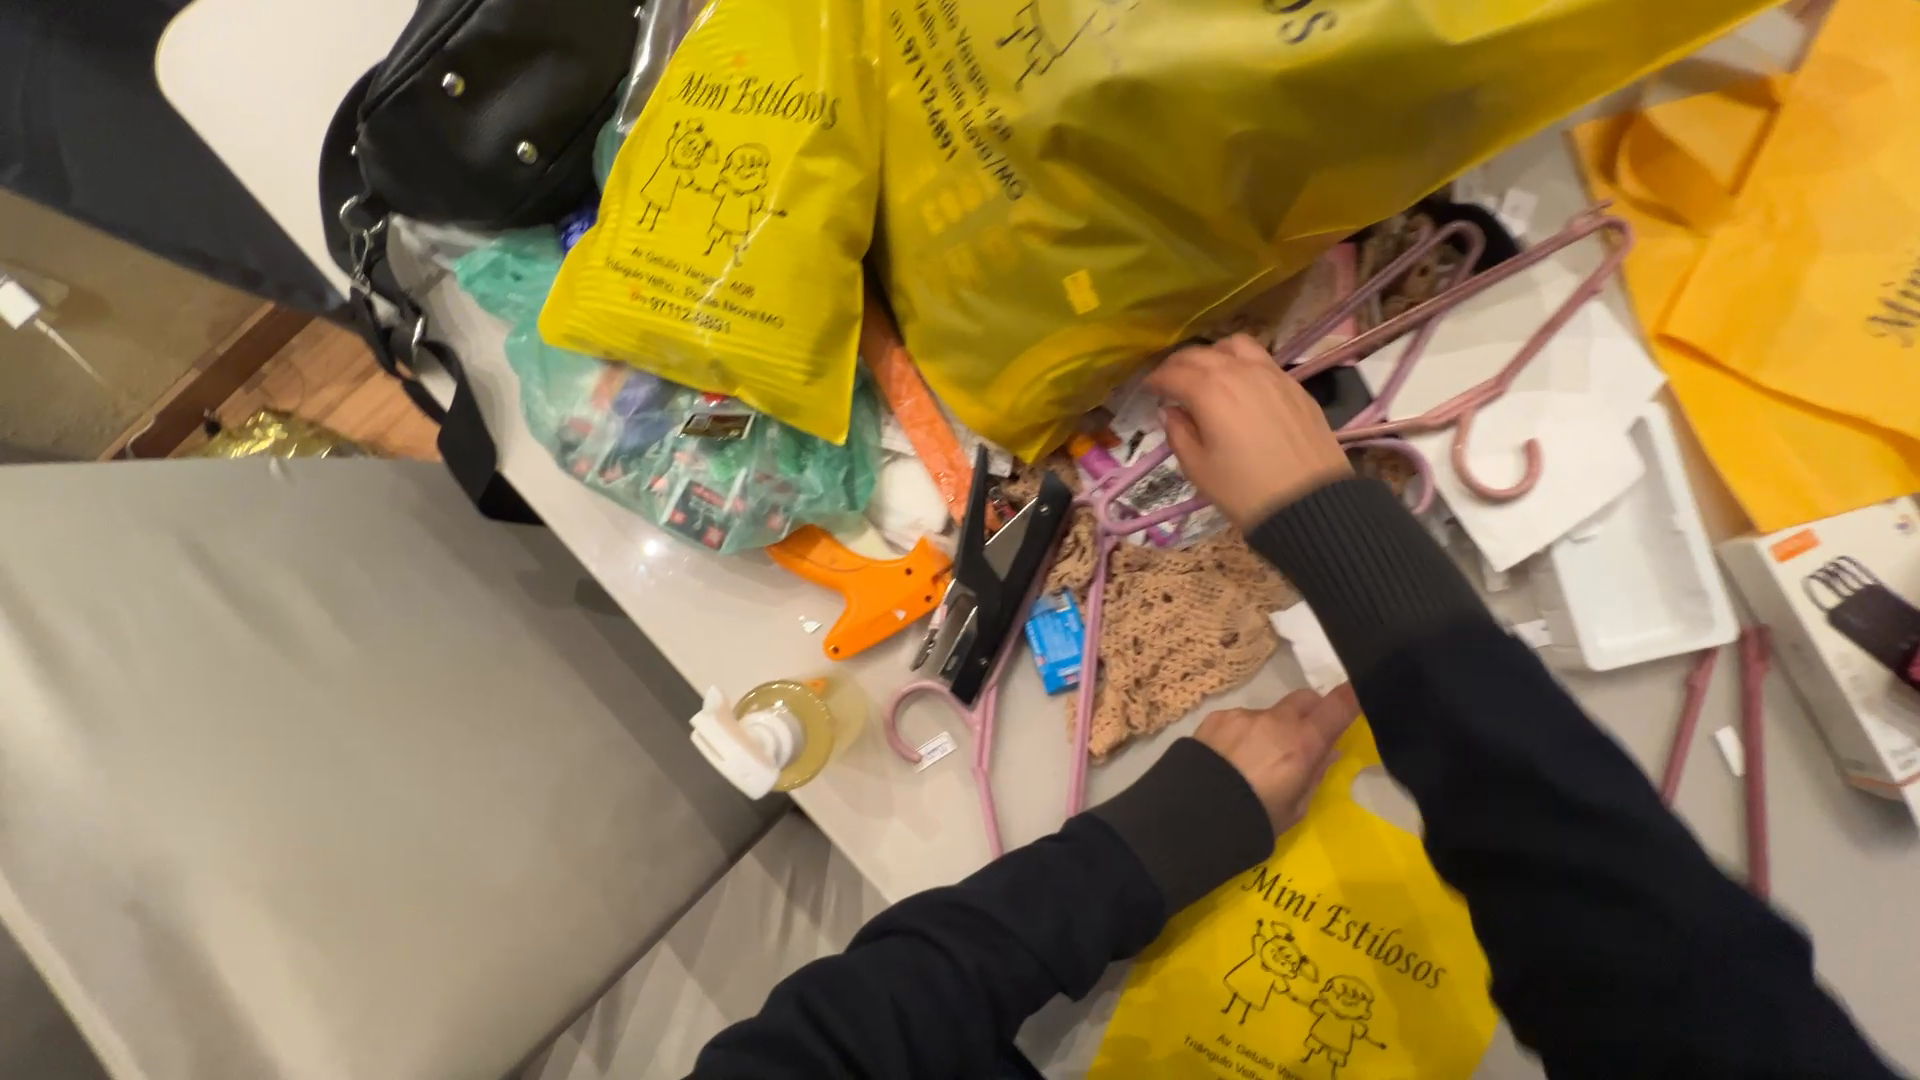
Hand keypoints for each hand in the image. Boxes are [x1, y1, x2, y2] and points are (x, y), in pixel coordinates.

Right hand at [1144, 334, 1350, 530]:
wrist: (1308, 502)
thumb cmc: (1243, 489)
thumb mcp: (1197, 468)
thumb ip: (1178, 433)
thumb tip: (1171, 412)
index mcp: (1209, 391)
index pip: (1173, 374)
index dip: (1155, 380)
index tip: (1147, 390)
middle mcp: (1239, 372)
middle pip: (1200, 353)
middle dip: (1177, 365)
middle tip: (1168, 381)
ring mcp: (1271, 374)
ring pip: (1235, 345)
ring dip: (1212, 354)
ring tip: (1206, 374)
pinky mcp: (1294, 385)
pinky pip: (1261, 359)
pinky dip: (1241, 363)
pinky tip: (1239, 385)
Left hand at [1193, 684, 1358, 835]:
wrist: (1196, 812)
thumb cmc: (1256, 817)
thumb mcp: (1296, 806)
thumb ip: (1315, 773)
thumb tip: (1329, 749)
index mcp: (1301, 743)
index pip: (1337, 706)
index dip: (1350, 697)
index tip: (1356, 692)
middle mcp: (1274, 720)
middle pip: (1304, 699)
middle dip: (1311, 711)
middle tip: (1304, 737)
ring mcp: (1242, 716)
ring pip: (1268, 713)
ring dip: (1270, 729)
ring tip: (1253, 761)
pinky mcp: (1216, 717)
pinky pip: (1239, 720)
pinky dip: (1242, 734)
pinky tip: (1229, 758)